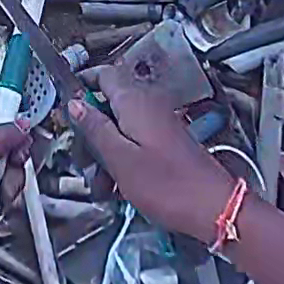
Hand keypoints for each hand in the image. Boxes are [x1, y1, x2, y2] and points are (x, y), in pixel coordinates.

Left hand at [0, 93, 29, 255]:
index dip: (9, 103)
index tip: (27, 111)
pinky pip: (9, 186)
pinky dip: (6, 195)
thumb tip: (23, 124)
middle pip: (9, 136)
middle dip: (16, 151)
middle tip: (11, 159)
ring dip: (10, 178)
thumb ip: (1, 134)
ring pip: (13, 164)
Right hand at [66, 69, 235, 244]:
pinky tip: (117, 188)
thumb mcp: (120, 159)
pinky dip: (122, 160)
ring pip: (119, 128)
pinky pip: (134, 142)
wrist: (216, 209)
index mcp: (134, 101)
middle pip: (107, 105)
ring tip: (101, 185)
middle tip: (83, 160)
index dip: (82, 85)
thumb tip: (75, 103)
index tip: (66, 107)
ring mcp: (158, 124)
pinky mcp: (165, 142)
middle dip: (90, 131)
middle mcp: (147, 105)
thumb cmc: (167, 185)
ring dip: (104, 152)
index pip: (103, 74)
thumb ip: (95, 128)